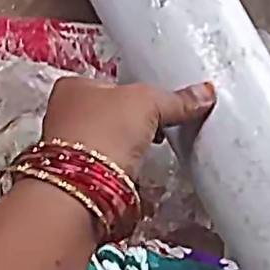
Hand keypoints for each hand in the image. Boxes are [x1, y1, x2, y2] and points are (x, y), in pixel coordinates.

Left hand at [40, 77, 215, 172]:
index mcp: (73, 86)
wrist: (86, 185)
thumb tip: (206, 93)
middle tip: (158, 128)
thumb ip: (176, 100)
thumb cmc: (106, 130)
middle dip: (134, 123)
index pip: (112, 84)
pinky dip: (124, 169)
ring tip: (150, 151)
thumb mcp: (148, 103)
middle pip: (110, 113)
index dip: (137, 93)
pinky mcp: (80, 177)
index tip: (159, 105)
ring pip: (109, 142)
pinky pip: (110, 167)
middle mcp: (64, 115)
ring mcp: (68, 149)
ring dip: (129, 148)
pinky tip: (138, 171)